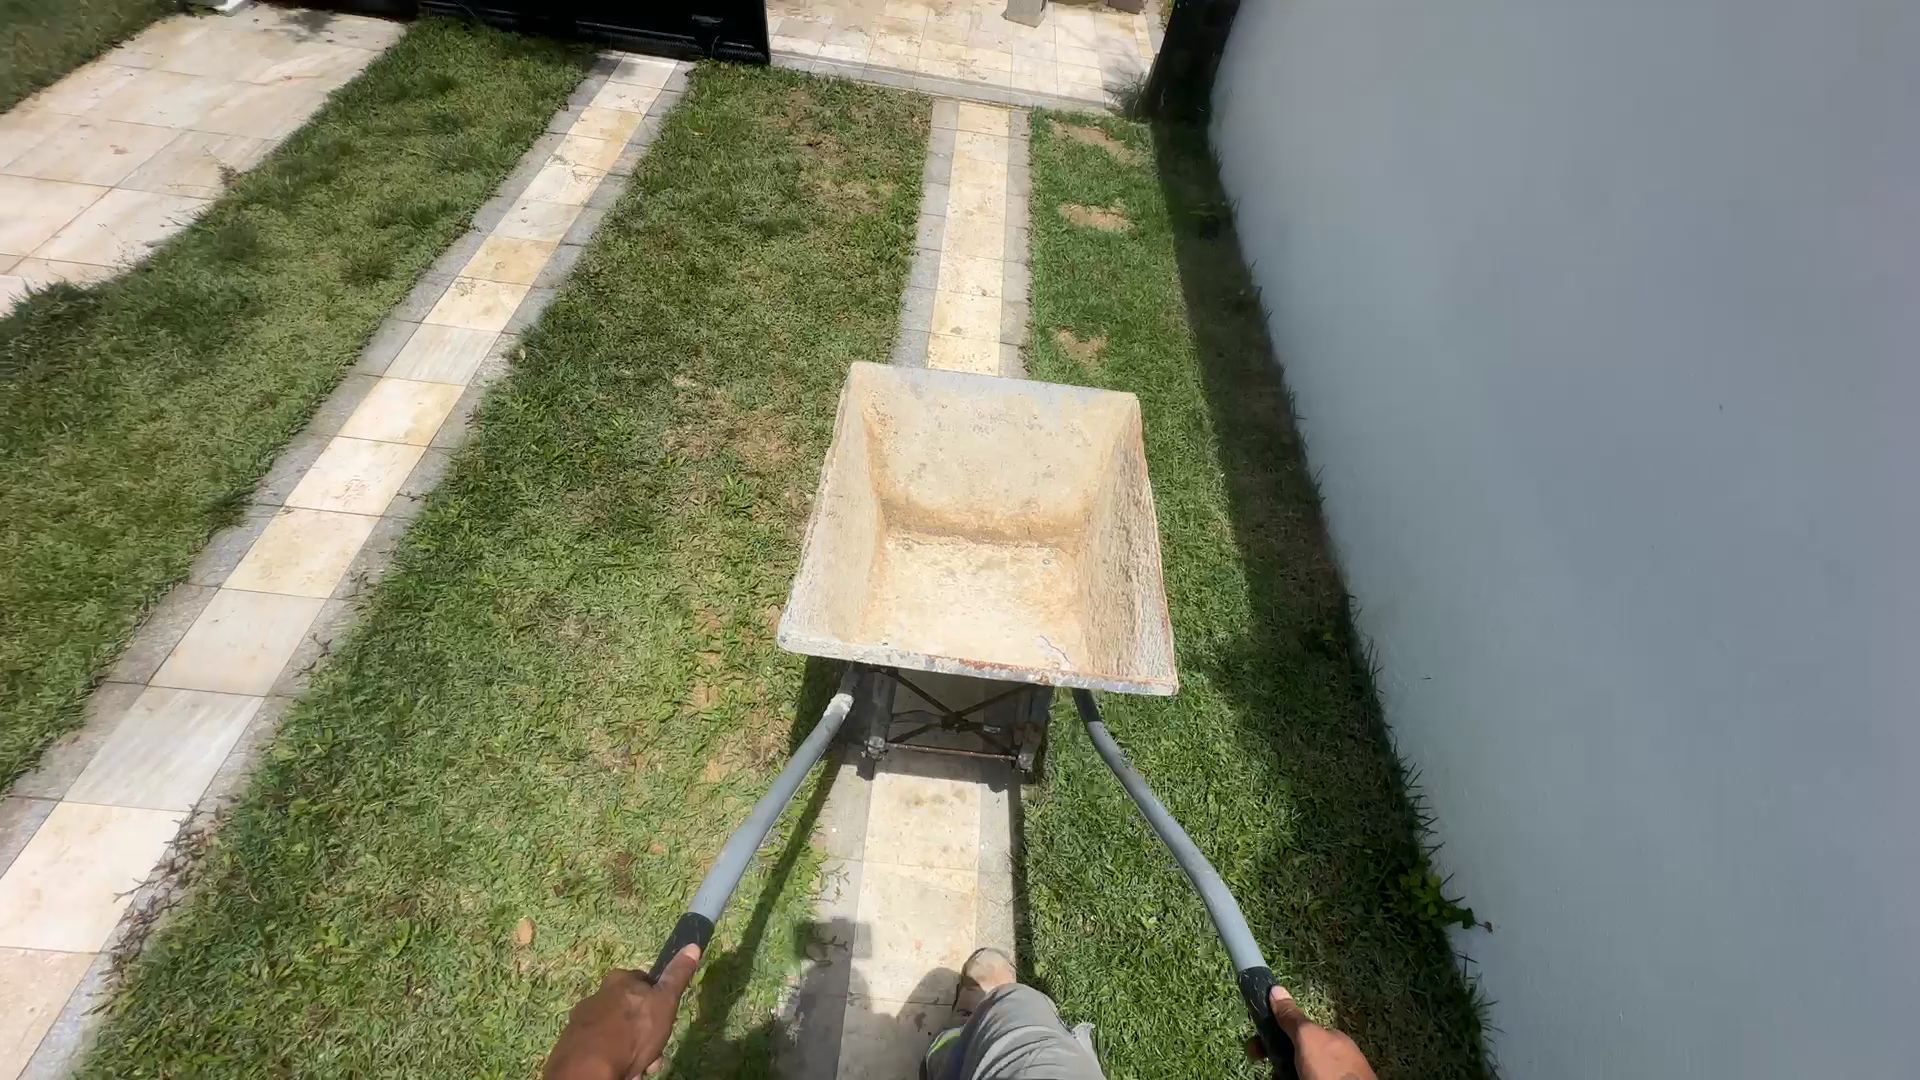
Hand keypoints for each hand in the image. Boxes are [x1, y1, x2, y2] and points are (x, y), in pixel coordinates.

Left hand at [543, 945, 701, 1079]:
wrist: (589, 1070)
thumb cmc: (633, 1031)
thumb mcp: (665, 1001)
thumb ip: (677, 975)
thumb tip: (692, 945)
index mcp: (619, 980)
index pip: (642, 983)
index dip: (655, 1002)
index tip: (663, 1021)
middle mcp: (596, 995)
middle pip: (626, 1010)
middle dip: (640, 1030)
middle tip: (651, 1051)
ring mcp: (579, 1022)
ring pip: (611, 1032)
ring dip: (624, 1046)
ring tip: (635, 1067)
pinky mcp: (567, 1048)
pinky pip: (594, 1049)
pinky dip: (606, 1058)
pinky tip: (616, 1070)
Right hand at [1247, 985, 1376, 1079]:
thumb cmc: (1331, 1071)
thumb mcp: (1308, 1038)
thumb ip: (1291, 1017)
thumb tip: (1275, 988)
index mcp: (1332, 1040)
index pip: (1299, 1030)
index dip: (1275, 1033)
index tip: (1257, 1044)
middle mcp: (1334, 1059)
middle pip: (1296, 1052)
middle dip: (1275, 1055)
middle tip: (1257, 1059)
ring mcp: (1332, 1077)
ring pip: (1298, 1070)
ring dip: (1280, 1072)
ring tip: (1273, 1076)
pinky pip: (1301, 1078)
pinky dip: (1289, 1077)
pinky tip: (1284, 1079)